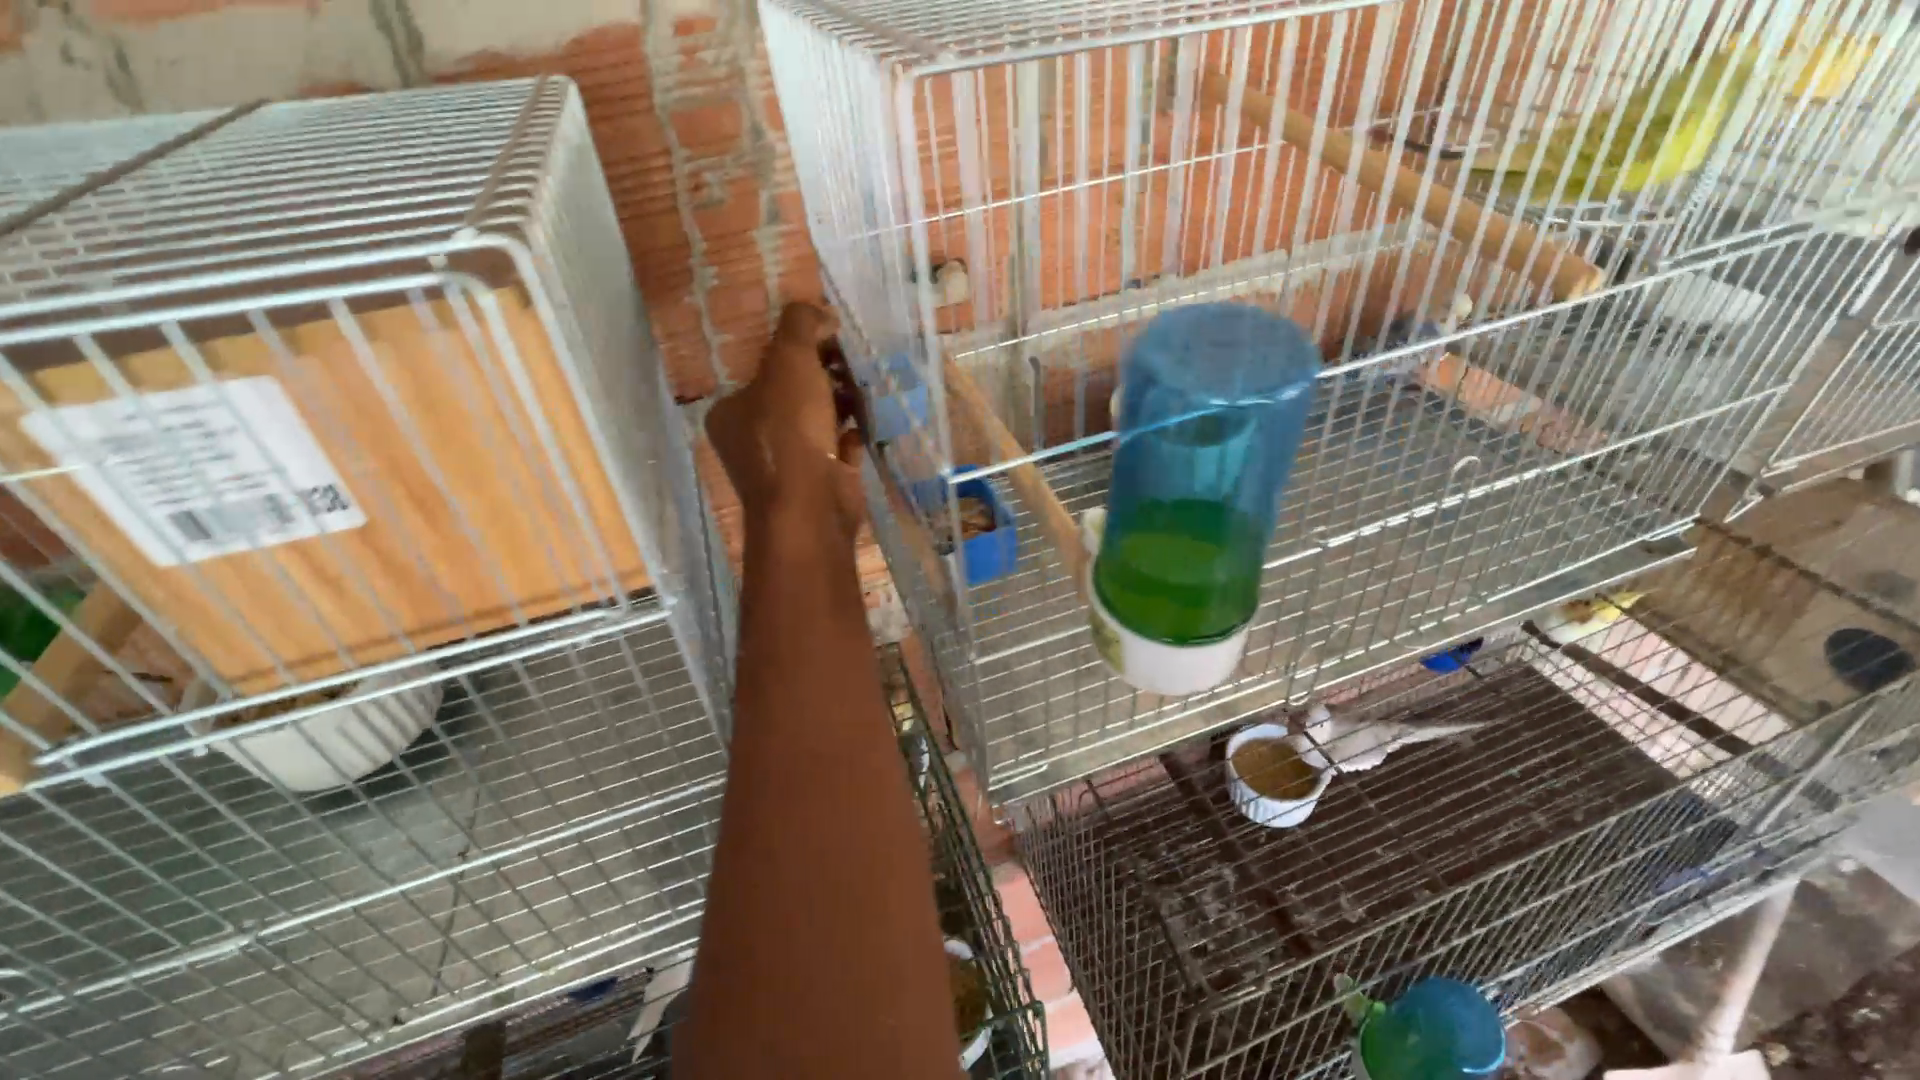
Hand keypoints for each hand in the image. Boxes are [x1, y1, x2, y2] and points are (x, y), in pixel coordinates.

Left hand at [706, 303, 865, 531]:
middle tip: (851, 357)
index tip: (827, 334)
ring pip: (816, 419)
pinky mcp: (819, 481)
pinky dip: (853, 431)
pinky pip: (838, 446)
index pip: (761, 367)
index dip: (795, 346)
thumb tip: (820, 312)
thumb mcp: (789, 361)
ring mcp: (786, 464)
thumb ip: (800, 326)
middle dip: (823, 372)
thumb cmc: (790, 431)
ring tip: (867, 382)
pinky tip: (871, 415)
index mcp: (730, 411)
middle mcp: (752, 438)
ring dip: (842, 400)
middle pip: (790, 391)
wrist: (812, 507)